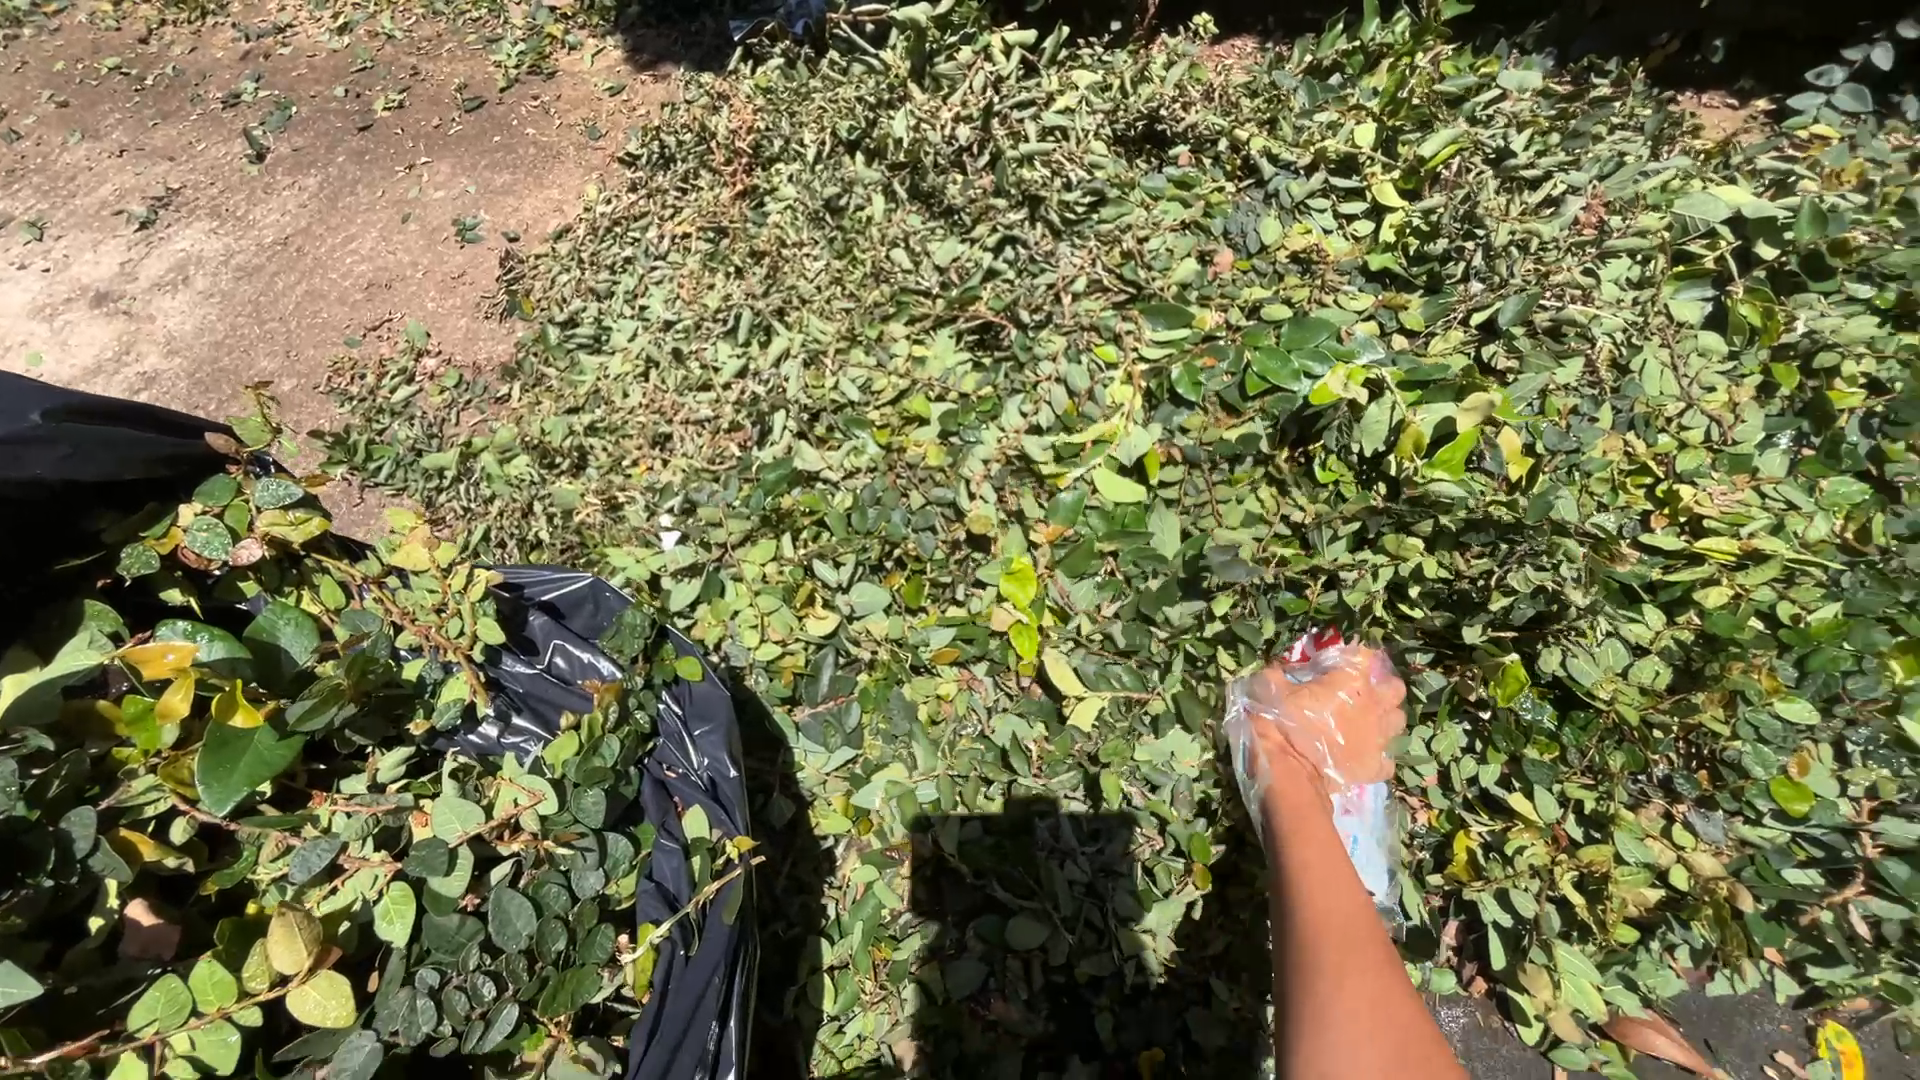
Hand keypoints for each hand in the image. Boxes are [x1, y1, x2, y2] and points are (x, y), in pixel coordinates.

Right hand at [1242, 644, 1406, 793]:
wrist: (1290, 768)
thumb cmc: (1282, 721)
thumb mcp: (1271, 689)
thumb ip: (1277, 674)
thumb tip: (1275, 668)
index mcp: (1352, 681)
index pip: (1365, 657)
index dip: (1356, 656)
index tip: (1343, 661)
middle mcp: (1374, 706)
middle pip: (1395, 689)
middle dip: (1384, 688)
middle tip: (1364, 692)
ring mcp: (1380, 738)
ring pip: (1397, 721)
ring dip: (1385, 719)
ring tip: (1367, 722)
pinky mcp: (1377, 766)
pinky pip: (1387, 758)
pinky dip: (1377, 755)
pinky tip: (1363, 754)